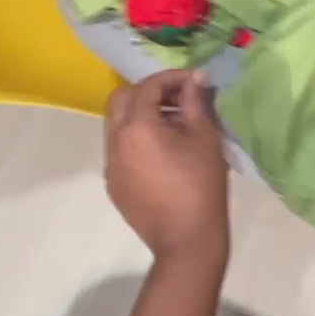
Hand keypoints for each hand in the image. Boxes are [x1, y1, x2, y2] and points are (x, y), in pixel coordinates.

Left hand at [104, 69, 229, 263]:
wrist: (186, 238)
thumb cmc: (200, 182)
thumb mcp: (204, 135)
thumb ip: (195, 101)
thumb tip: (195, 78)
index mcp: (136, 127)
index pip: (147, 86)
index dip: (172, 78)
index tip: (195, 82)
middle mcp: (115, 143)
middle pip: (120, 100)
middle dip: (149, 92)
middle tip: (178, 98)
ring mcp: (111, 166)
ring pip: (117, 125)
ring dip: (141, 114)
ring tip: (174, 124)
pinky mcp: (114, 185)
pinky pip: (120, 149)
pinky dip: (137, 138)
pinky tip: (164, 151)